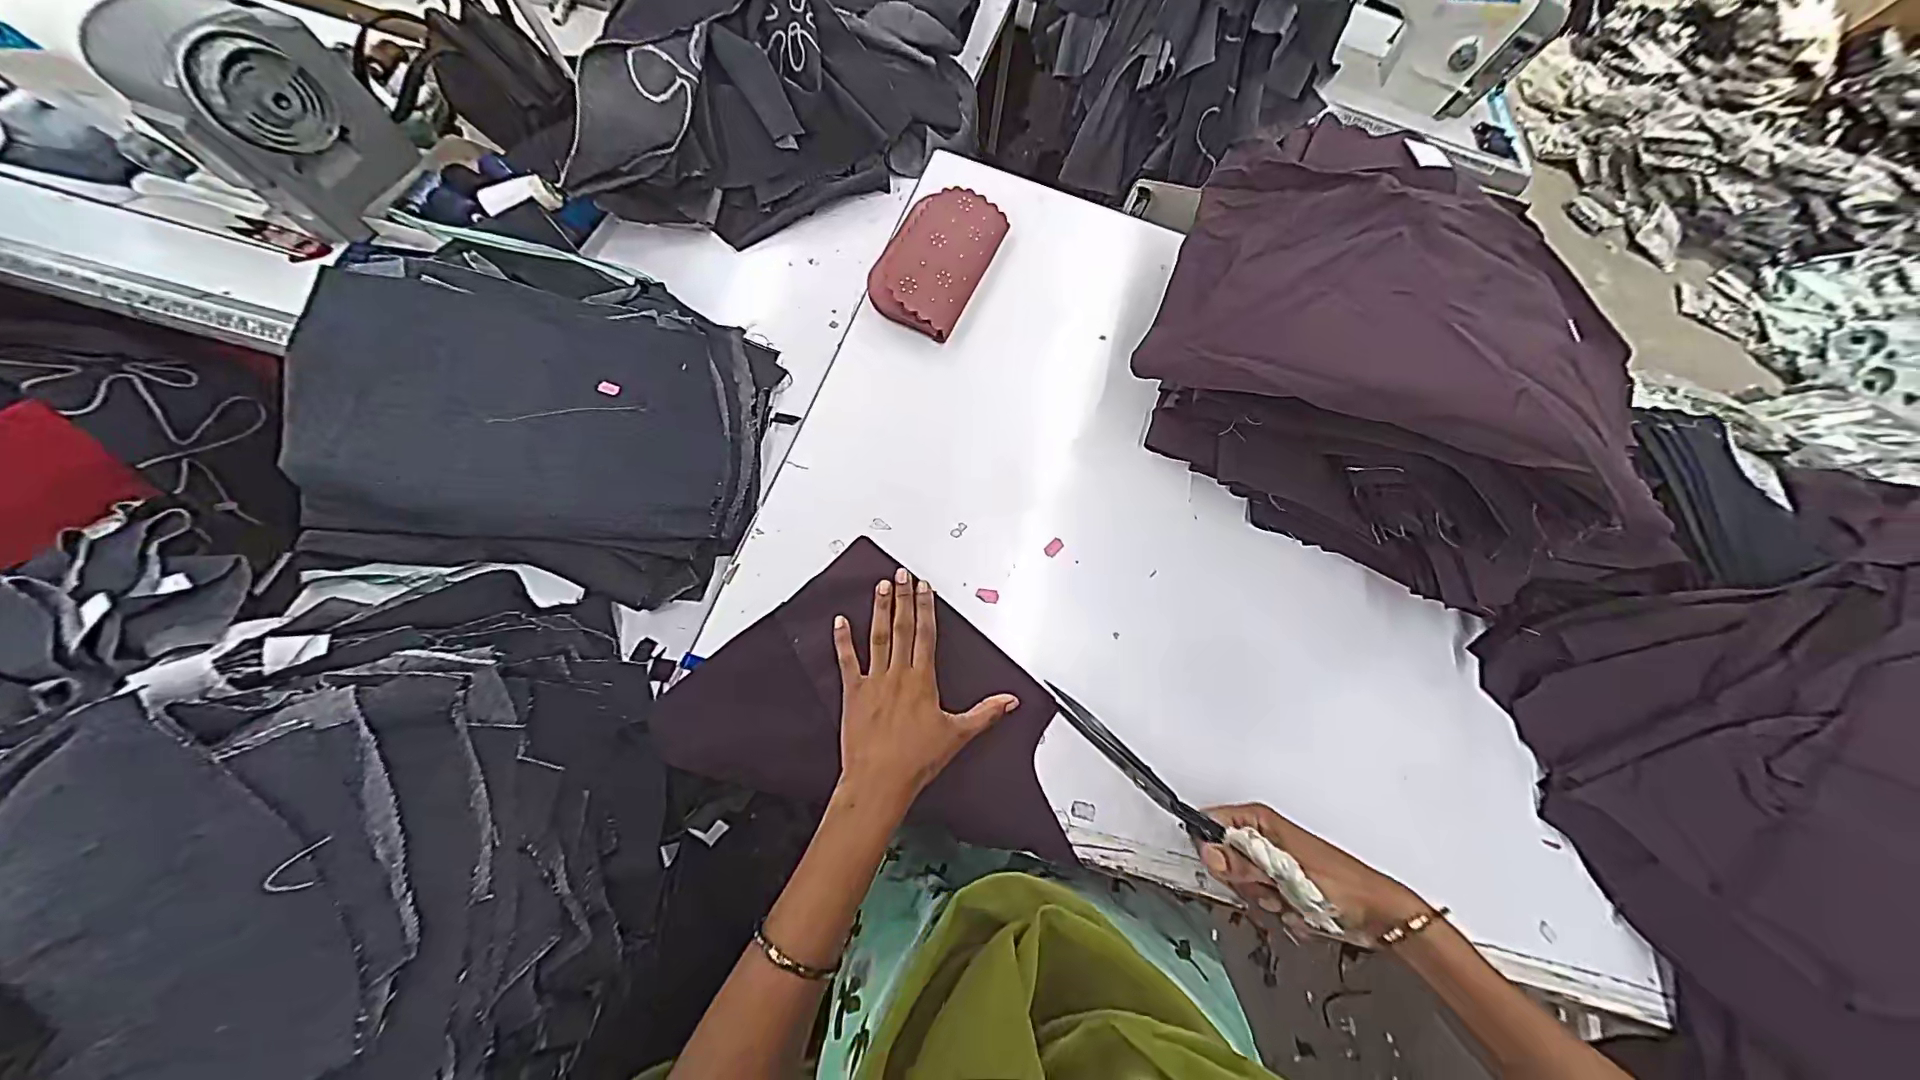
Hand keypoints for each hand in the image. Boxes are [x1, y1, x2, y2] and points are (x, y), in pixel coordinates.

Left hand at [833, 568, 1018, 814]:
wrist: (880, 780)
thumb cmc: (915, 760)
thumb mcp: (958, 735)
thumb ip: (985, 714)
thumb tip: (1008, 701)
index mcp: (922, 681)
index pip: (926, 634)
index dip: (925, 608)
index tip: (924, 588)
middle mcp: (897, 675)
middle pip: (902, 627)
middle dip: (903, 598)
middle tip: (901, 575)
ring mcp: (873, 682)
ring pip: (877, 637)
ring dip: (879, 610)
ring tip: (880, 587)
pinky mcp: (853, 694)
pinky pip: (847, 661)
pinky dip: (842, 641)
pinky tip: (840, 622)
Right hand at [1198, 802, 1429, 945]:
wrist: (1378, 915)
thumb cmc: (1344, 886)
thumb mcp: (1287, 874)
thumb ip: (1244, 863)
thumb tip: (1210, 852)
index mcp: (1259, 819)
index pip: (1210, 822)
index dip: (1210, 848)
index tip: (1221, 868)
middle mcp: (1261, 836)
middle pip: (1221, 857)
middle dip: (1240, 879)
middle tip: (1265, 885)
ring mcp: (1269, 860)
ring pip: (1237, 881)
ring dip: (1259, 897)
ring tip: (1285, 899)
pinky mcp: (1277, 882)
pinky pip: (1256, 897)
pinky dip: (1271, 908)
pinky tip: (1292, 908)